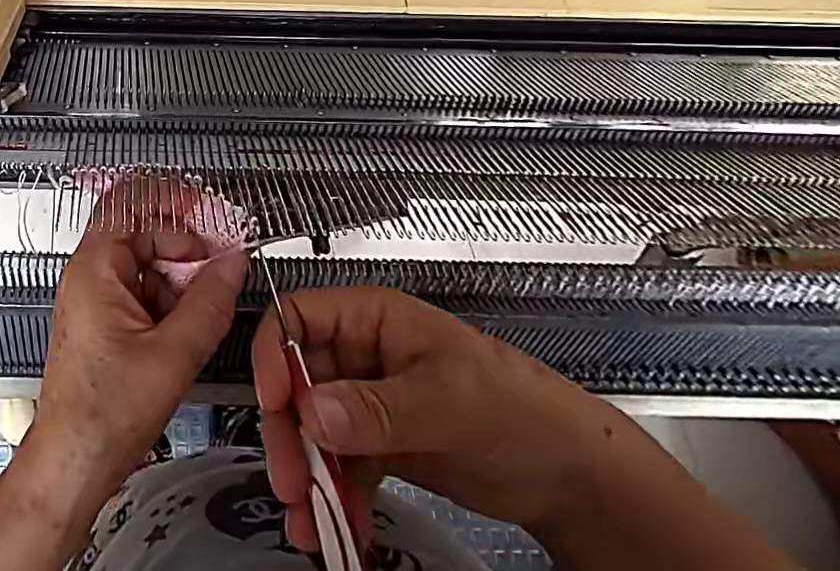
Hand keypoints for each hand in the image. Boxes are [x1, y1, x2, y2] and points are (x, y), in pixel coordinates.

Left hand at [23, 229, 248, 503]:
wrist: (73, 466)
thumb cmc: (101, 416)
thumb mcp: (173, 354)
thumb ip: (210, 301)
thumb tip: (233, 263)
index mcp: (95, 270)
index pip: (132, 205)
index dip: (173, 203)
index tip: (207, 214)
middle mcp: (91, 277)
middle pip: (145, 234)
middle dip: (186, 249)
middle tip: (219, 264)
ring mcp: (99, 299)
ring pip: (149, 264)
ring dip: (181, 279)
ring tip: (202, 310)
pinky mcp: (109, 321)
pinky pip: (146, 291)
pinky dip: (172, 302)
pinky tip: (187, 330)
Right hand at [252, 287, 623, 550]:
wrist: (566, 470)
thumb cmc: (520, 404)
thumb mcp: (446, 399)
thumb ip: (378, 407)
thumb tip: (315, 410)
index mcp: (374, 319)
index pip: (301, 316)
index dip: (277, 351)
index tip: (273, 399)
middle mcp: (364, 354)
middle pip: (297, 378)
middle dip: (289, 430)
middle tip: (293, 477)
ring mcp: (370, 401)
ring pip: (313, 427)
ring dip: (307, 472)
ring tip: (310, 515)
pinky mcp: (380, 442)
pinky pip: (340, 464)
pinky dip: (335, 494)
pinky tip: (342, 523)